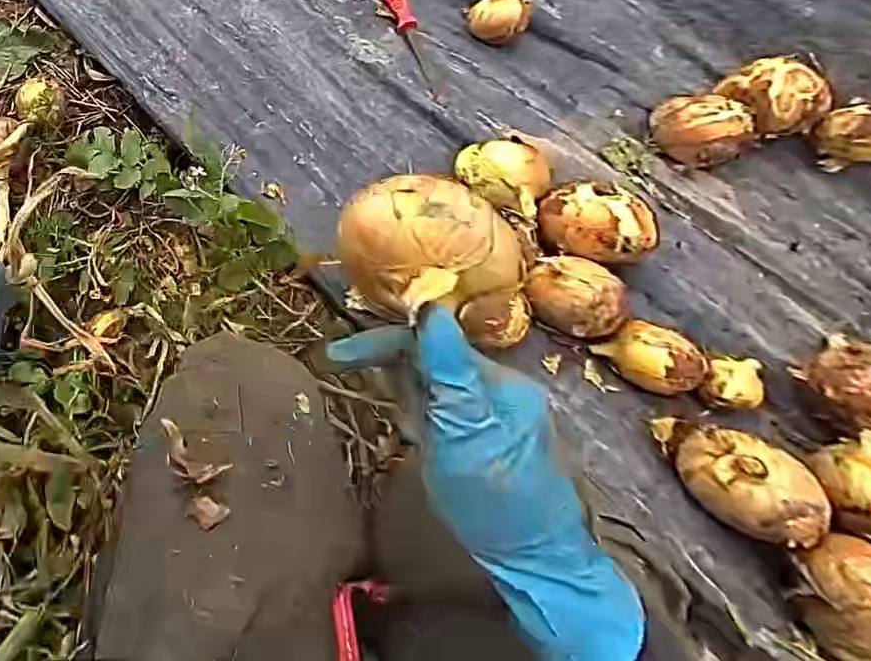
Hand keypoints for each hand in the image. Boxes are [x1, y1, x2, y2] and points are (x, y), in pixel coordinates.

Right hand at [327, 307, 645, 660]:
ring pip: (430, 373)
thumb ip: (446, 369)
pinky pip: (439, 396)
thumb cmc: (493, 502)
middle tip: (347, 371)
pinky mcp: (484, 424)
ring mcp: (492, 404)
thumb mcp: (462, 433)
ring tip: (384, 407)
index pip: (428, 338)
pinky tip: (412, 425)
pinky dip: (414, 402)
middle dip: (386, 361)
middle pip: (428, 351)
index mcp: (495, 380)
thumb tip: (430, 306)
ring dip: (398, 384)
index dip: (378, 342)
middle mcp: (498, 382)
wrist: (534, 563)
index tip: (336, 355)